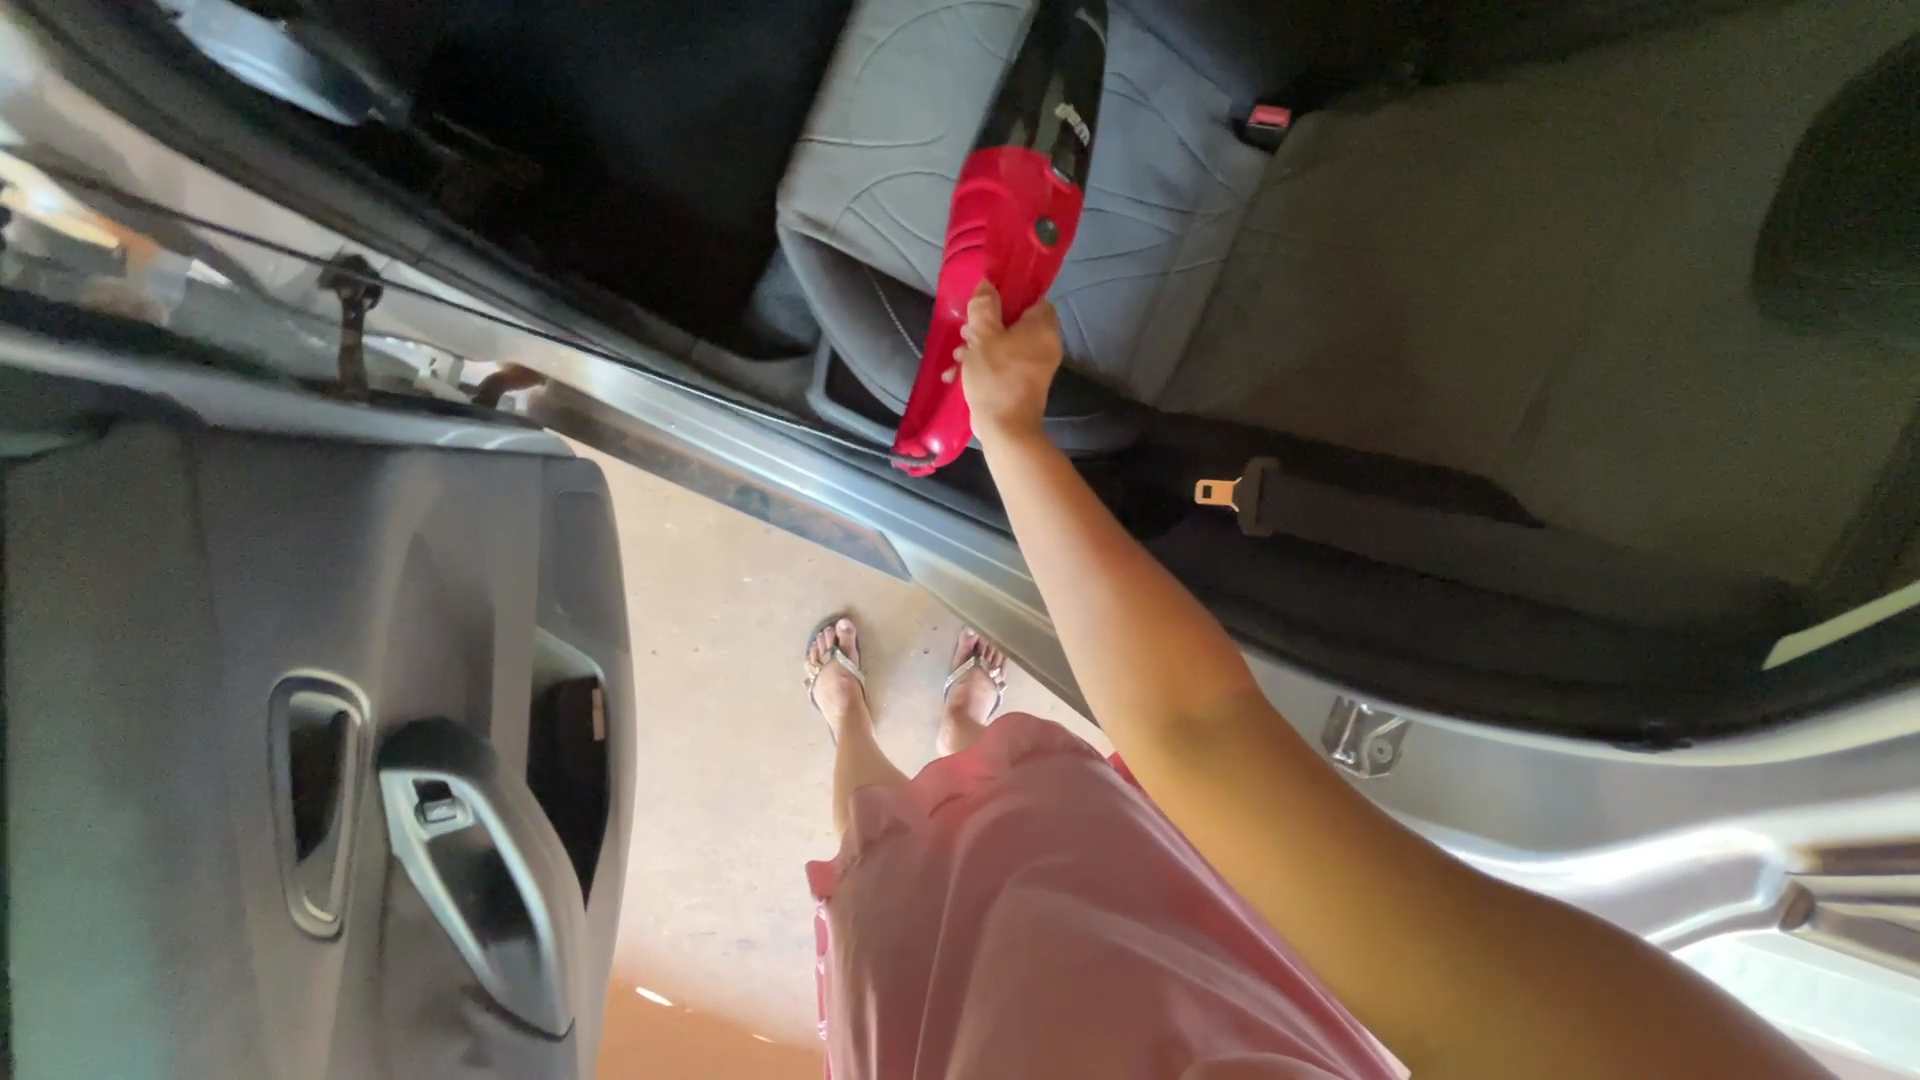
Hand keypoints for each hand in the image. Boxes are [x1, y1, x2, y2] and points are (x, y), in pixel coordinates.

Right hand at [955, 281, 1061, 446]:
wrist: (1006, 428)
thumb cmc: (996, 377)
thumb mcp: (983, 336)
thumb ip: (984, 307)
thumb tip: (987, 284)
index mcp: (1042, 328)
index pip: (1033, 299)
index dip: (1010, 296)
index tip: (985, 303)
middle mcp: (1045, 345)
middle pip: (1015, 323)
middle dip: (985, 326)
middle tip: (965, 332)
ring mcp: (1035, 368)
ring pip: (1005, 346)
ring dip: (978, 348)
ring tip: (957, 357)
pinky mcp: (1023, 386)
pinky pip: (1003, 367)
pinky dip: (983, 367)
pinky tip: (957, 376)